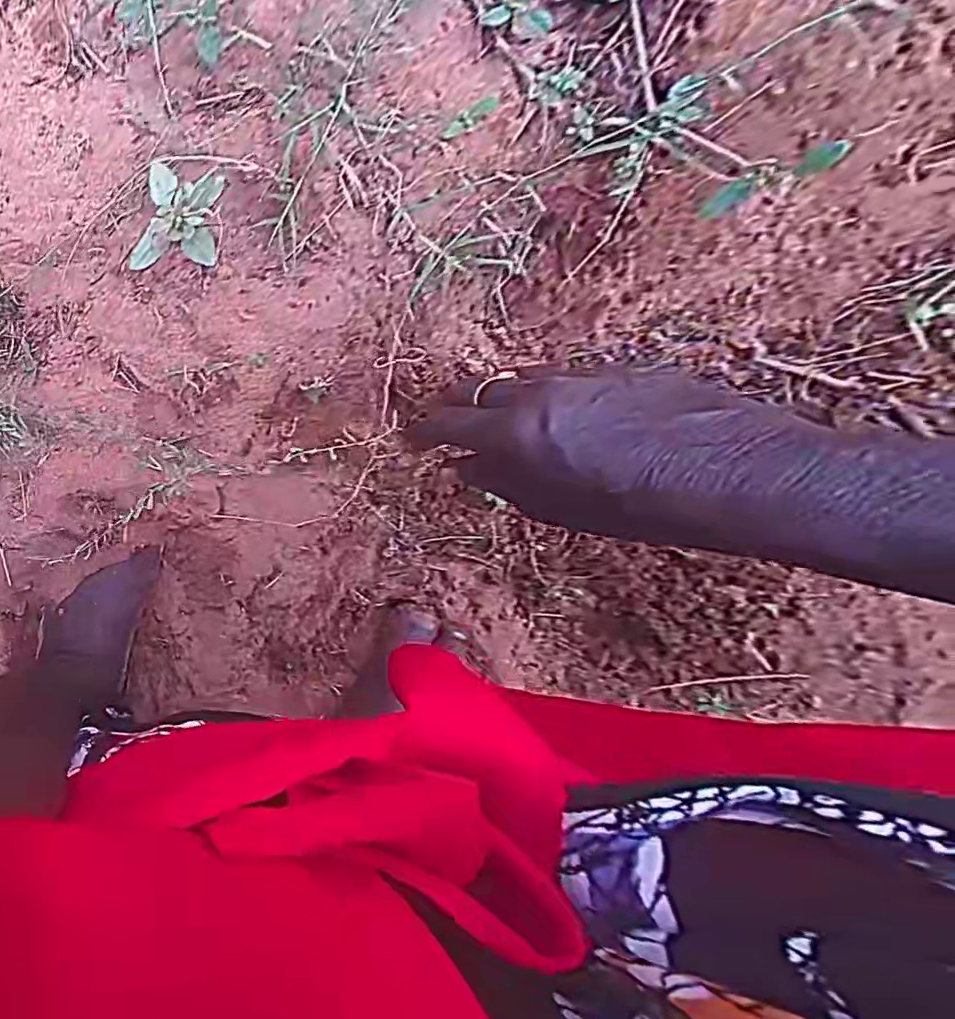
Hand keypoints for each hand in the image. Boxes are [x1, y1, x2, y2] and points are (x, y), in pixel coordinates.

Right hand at [407, 367, 837, 550]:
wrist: (747, 476)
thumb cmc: (639, 507)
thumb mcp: (554, 506)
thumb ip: (500, 482)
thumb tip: (463, 467)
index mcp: (514, 433)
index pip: (447, 423)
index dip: (422, 431)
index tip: (411, 440)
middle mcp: (540, 395)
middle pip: (476, 388)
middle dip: (452, 404)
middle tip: (443, 420)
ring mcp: (583, 376)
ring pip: (520, 376)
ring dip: (498, 394)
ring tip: (495, 413)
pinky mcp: (624, 370)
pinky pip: (565, 374)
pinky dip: (543, 389)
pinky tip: (554, 408)